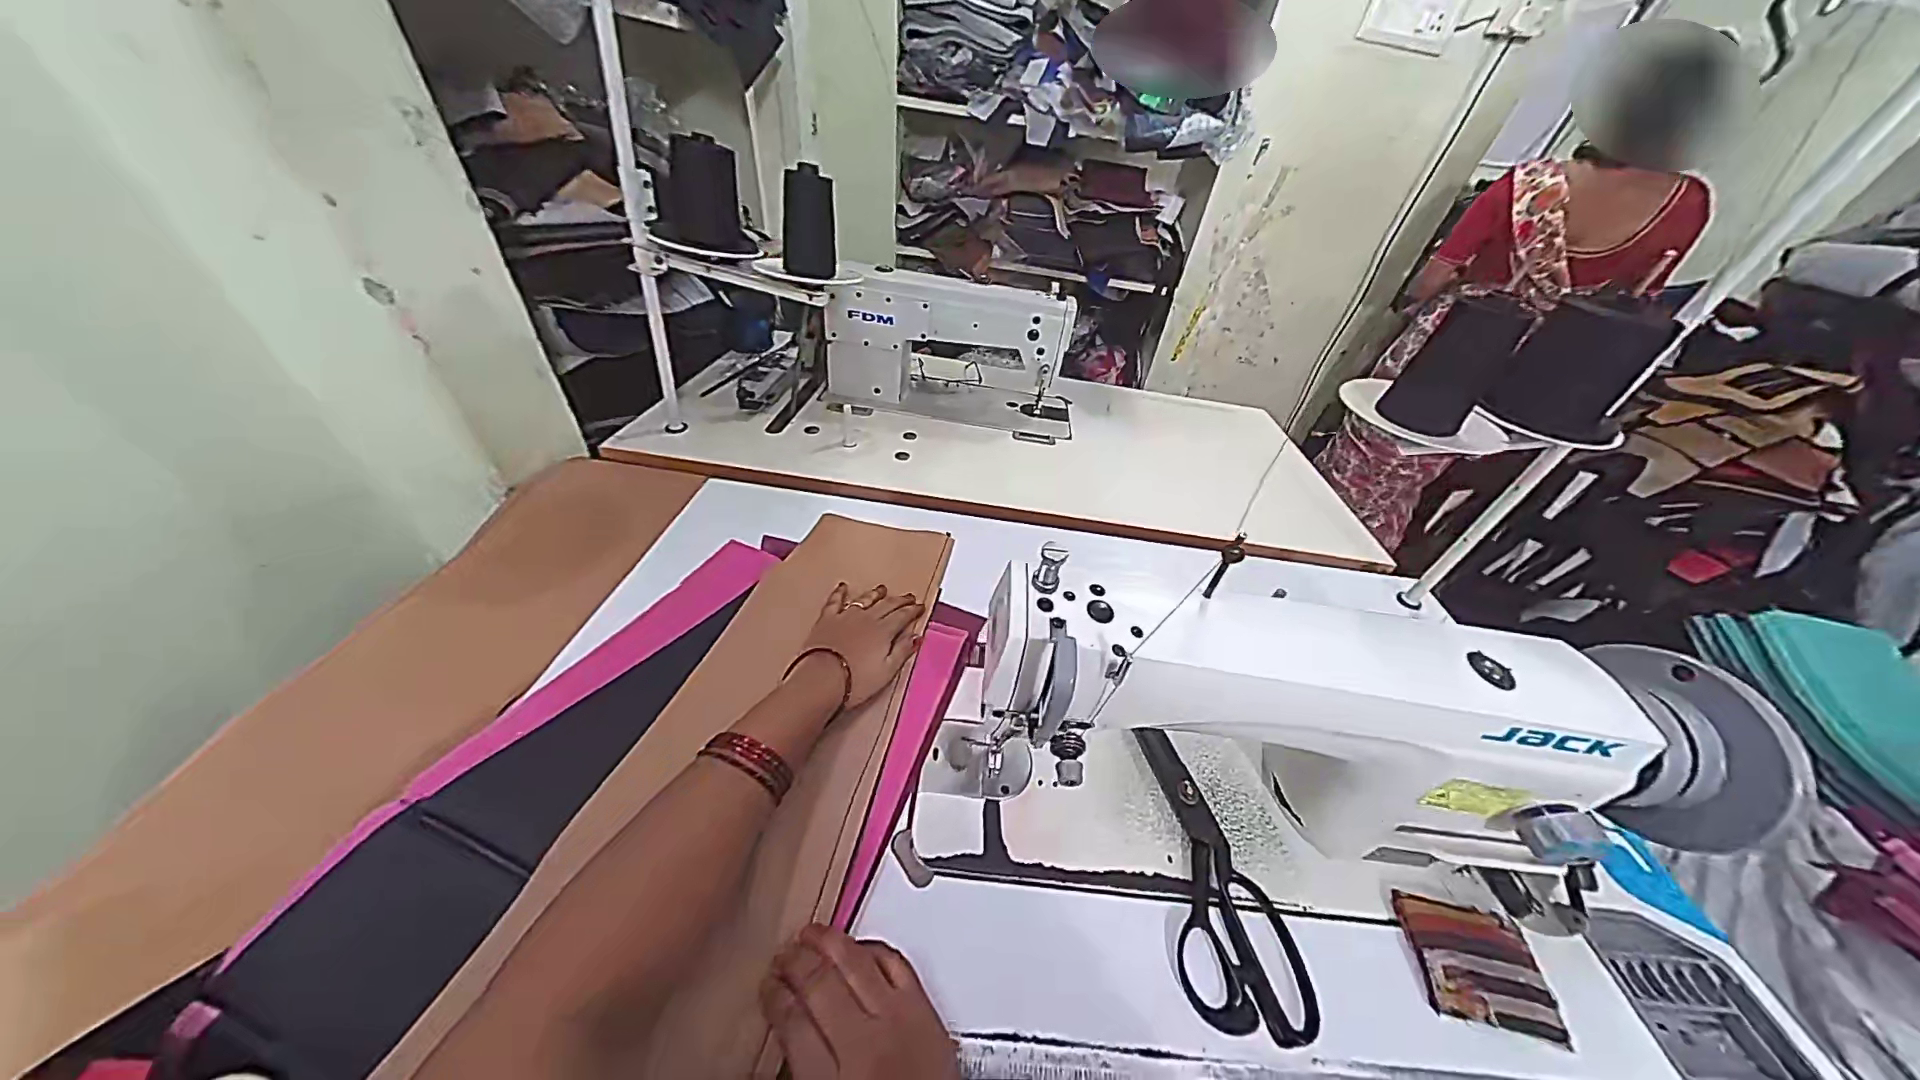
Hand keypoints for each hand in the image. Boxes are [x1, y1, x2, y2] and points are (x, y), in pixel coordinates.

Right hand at [762, 925, 959, 1079]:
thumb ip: (803, 1071)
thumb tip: (785, 1037)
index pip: (791, 1021)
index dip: (774, 996)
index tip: (769, 984)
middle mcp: (864, 1047)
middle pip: (819, 984)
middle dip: (795, 962)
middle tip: (784, 953)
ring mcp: (899, 1023)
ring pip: (856, 963)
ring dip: (829, 942)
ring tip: (813, 934)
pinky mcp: (927, 1013)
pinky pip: (896, 964)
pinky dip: (874, 950)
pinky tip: (860, 946)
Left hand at [800, 583, 925, 709]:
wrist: (822, 680)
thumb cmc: (855, 681)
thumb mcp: (887, 671)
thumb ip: (902, 651)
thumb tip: (916, 637)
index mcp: (883, 631)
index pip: (903, 616)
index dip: (913, 611)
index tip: (920, 607)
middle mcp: (867, 619)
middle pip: (887, 605)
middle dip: (900, 600)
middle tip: (908, 597)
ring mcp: (846, 617)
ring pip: (865, 599)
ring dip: (875, 594)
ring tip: (882, 589)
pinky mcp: (827, 620)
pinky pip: (835, 601)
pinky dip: (840, 592)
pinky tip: (843, 587)